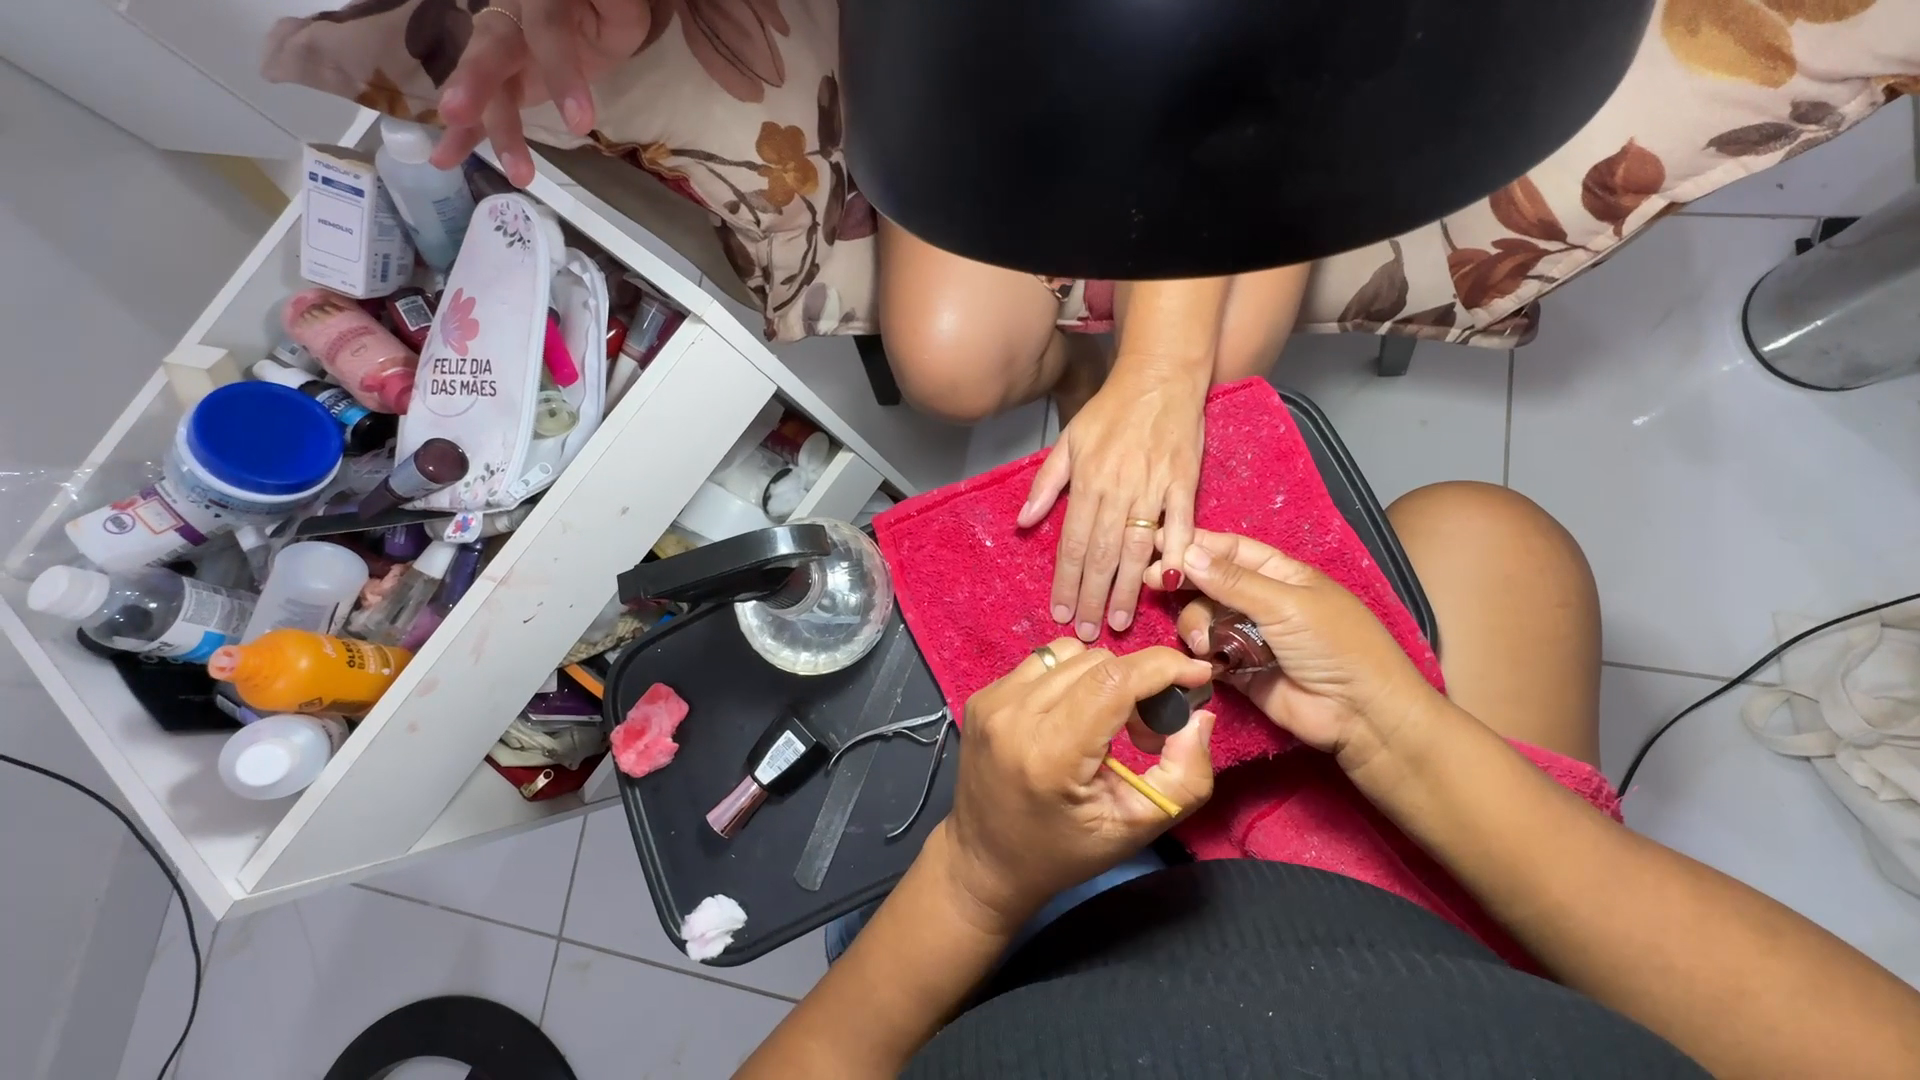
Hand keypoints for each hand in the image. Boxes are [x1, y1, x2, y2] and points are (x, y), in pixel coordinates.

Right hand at [432, 0, 652, 185]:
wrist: (588, 11)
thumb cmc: (605, 7)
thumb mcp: (617, 5)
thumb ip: (614, 6)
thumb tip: (617, 6)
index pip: (547, 29)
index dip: (560, 72)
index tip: (579, 123)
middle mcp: (509, 13)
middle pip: (493, 47)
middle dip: (476, 81)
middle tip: (457, 113)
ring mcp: (498, 44)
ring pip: (485, 81)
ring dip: (475, 121)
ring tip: (450, 158)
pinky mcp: (501, 77)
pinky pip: (481, 104)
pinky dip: (463, 133)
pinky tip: (443, 158)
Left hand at [941, 638, 1216, 927]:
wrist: (984, 860)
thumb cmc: (1063, 851)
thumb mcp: (1136, 827)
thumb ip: (1184, 776)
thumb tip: (1199, 714)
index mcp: (1049, 754)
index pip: (1113, 681)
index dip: (1162, 668)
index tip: (1197, 675)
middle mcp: (1014, 716)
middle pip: (1098, 663)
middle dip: (1140, 684)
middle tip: (1149, 731)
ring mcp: (992, 701)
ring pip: (1072, 654)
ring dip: (1106, 678)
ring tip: (1109, 724)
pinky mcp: (982, 695)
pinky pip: (1044, 662)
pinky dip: (1073, 678)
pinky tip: (1073, 716)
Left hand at [1020, 368, 1204, 641]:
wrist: (1159, 378)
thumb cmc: (1111, 410)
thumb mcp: (1068, 440)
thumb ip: (1046, 483)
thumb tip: (1023, 522)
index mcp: (1087, 481)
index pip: (1071, 542)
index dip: (1064, 581)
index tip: (1059, 612)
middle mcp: (1117, 489)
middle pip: (1100, 554)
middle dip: (1090, 597)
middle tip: (1086, 633)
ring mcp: (1153, 487)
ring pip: (1136, 547)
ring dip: (1126, 588)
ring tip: (1117, 621)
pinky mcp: (1184, 483)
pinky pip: (1181, 525)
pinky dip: (1177, 554)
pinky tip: (1169, 584)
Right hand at [1146, 530, 1440, 774]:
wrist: (1360, 714)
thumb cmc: (1336, 645)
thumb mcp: (1286, 604)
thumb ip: (1234, 582)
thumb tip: (1188, 552)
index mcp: (1280, 573)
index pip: (1230, 549)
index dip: (1194, 544)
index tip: (1156, 543)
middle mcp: (1261, 600)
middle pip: (1209, 582)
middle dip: (1183, 582)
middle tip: (1153, 581)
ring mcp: (1248, 636)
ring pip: (1202, 618)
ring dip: (1195, 625)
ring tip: (1202, 643)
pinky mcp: (1238, 670)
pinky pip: (1207, 654)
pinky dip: (1200, 655)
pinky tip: (1204, 660)